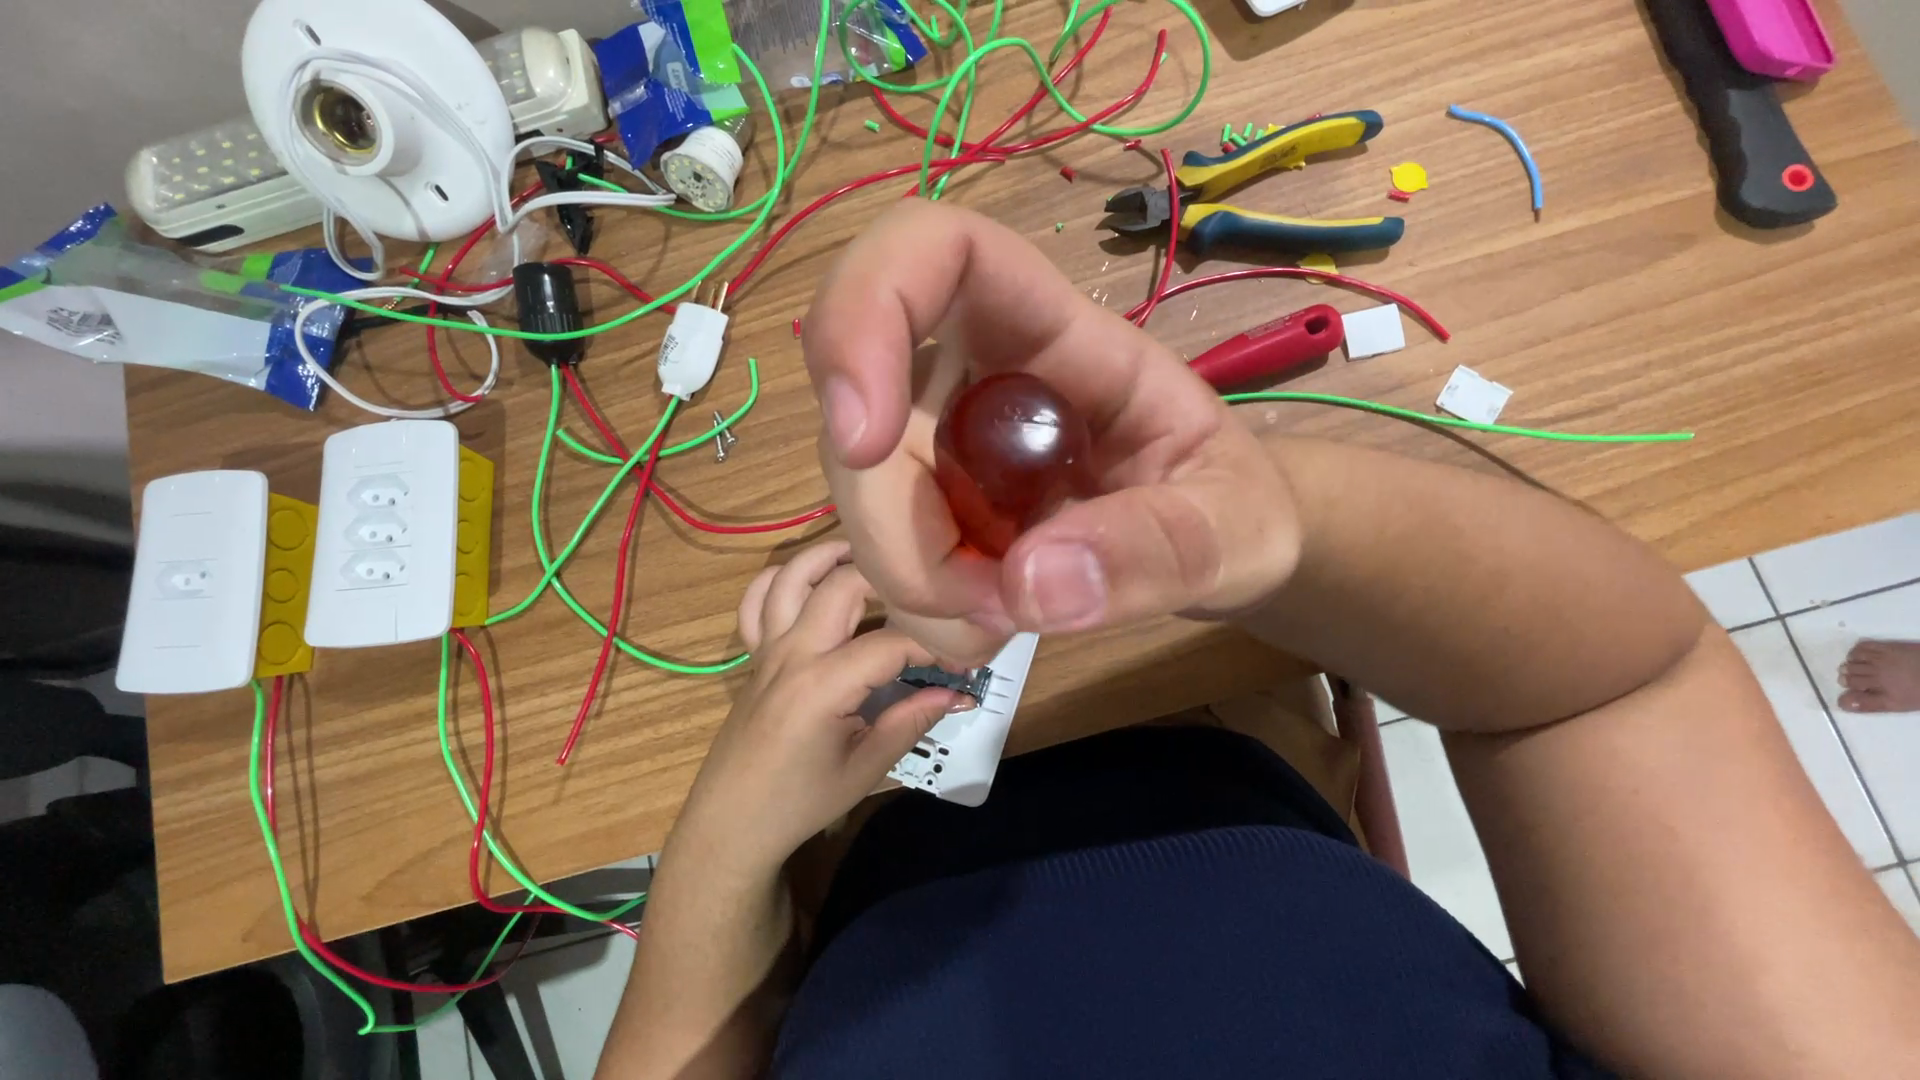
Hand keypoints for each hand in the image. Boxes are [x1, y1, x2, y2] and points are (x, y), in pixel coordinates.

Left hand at [670, 541, 962, 876]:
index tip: (964, 659)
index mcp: (824, 684)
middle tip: (927, 596)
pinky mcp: (754, 655)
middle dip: (890, 579)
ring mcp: (768, 649)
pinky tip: (810, 581)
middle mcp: (794, 652)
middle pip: (843, 585)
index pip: (892, 642)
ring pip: (792, 577)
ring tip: (871, 556)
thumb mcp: (867, 767)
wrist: (732, 823)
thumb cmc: (801, 801)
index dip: (935, 645)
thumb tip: (959, 692)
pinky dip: (780, 579)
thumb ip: (912, 720)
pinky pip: (757, 602)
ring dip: (830, 556)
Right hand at [802, 200, 1302, 664]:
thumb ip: (1162, 547)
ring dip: (913, 579)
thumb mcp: (1235, 523)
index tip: (867, 437)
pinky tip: (993, 625)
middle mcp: (977, 375)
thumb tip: (1030, 584)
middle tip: (984, 601)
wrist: (1215, 552)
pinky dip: (926, 611)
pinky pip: (886, 554)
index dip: (866, 305)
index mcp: (1053, 332)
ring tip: (1011, 620)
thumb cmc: (1232, 505)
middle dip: (890, 519)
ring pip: (862, 488)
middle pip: (861, 398)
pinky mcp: (932, 509)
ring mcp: (943, 443)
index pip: (934, 252)